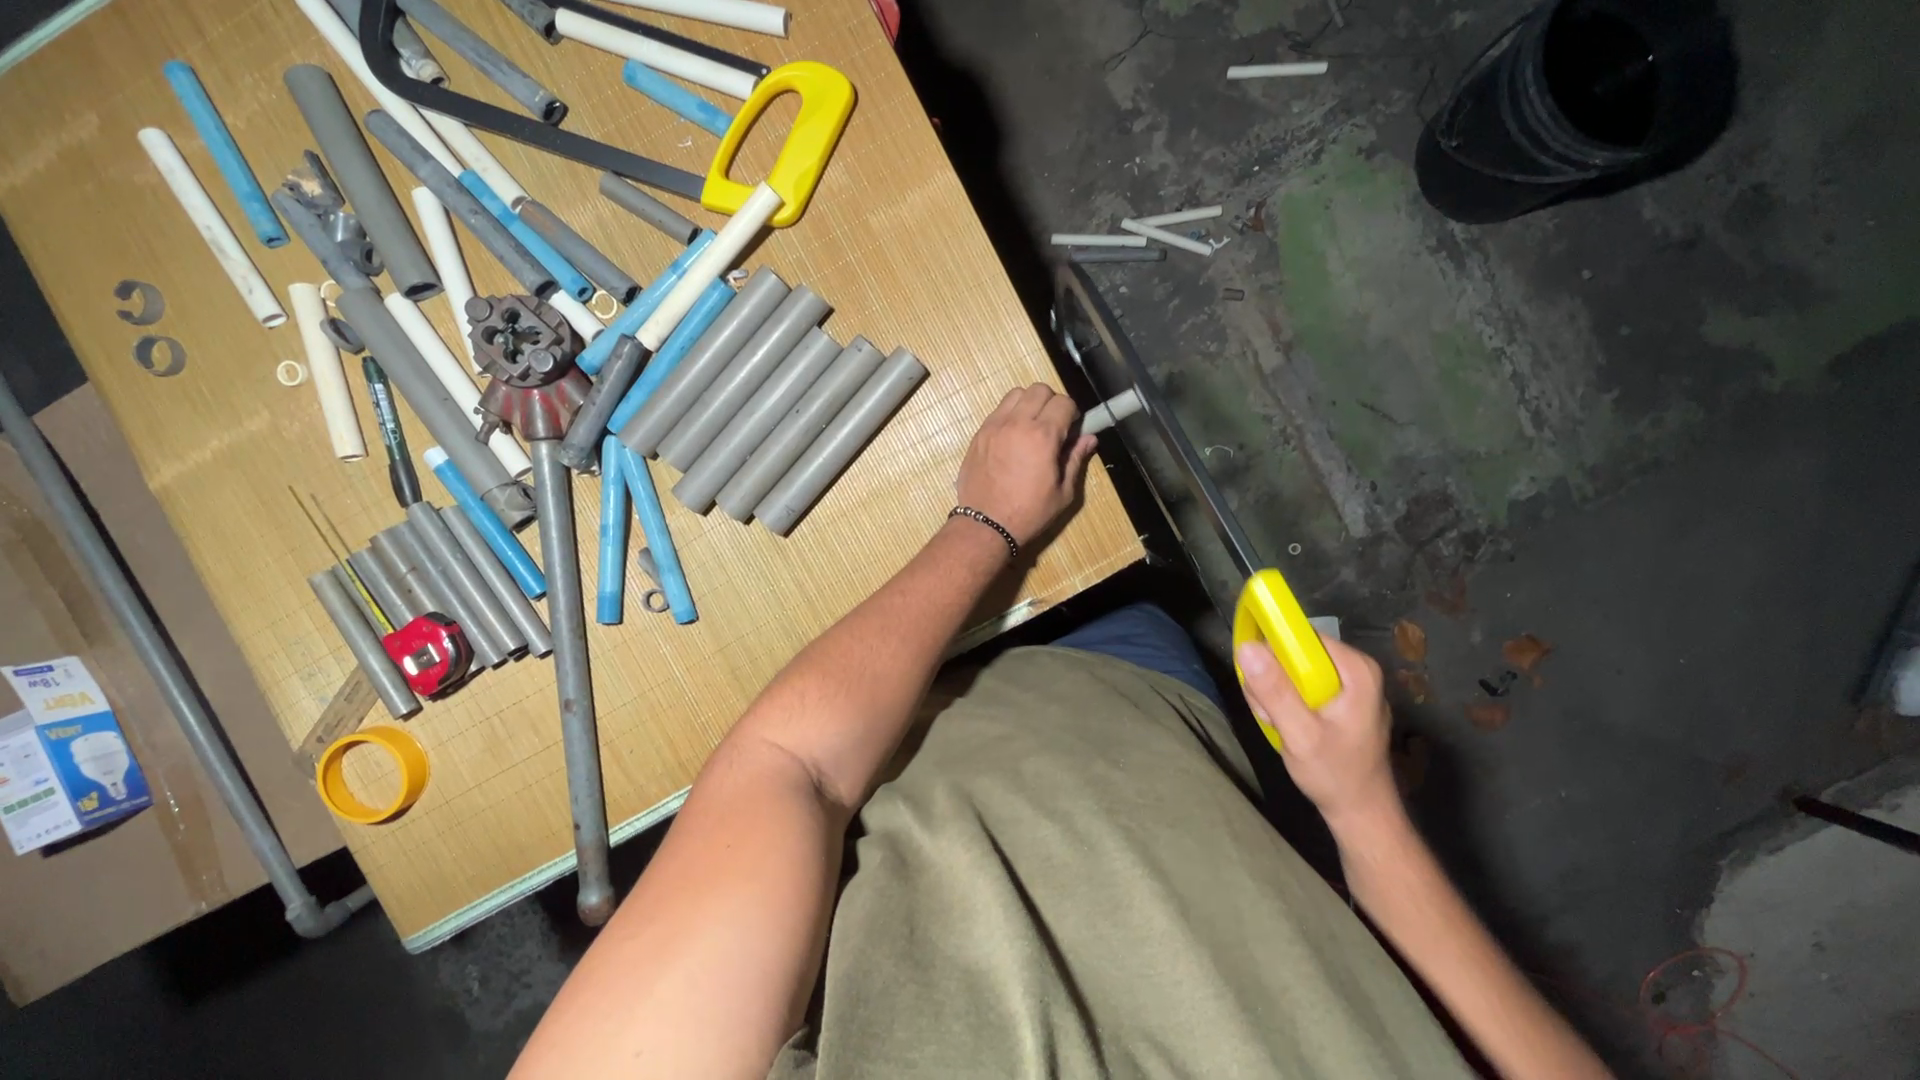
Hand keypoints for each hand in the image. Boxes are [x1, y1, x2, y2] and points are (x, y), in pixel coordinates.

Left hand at [955, 384, 1097, 546]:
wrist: (986, 525)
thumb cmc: (1029, 513)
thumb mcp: (1063, 492)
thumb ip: (1076, 459)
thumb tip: (1089, 438)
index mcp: (1043, 436)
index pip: (1064, 402)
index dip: (1073, 414)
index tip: (1072, 429)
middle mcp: (1017, 423)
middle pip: (1039, 390)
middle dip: (1052, 403)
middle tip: (1053, 425)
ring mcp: (994, 426)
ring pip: (1016, 394)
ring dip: (1029, 403)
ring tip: (1031, 427)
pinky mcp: (979, 434)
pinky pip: (998, 410)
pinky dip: (1010, 415)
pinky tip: (1013, 437)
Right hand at [1237, 635, 1398, 829]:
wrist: (1363, 814)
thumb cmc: (1335, 774)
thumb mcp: (1300, 734)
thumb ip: (1274, 691)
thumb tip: (1247, 647)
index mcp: (1356, 669)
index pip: (1302, 637)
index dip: (1275, 655)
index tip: (1262, 685)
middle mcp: (1357, 670)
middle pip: (1297, 654)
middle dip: (1274, 682)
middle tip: (1273, 716)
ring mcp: (1352, 686)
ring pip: (1296, 672)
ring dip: (1278, 697)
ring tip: (1282, 728)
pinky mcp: (1344, 702)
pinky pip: (1305, 687)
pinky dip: (1290, 705)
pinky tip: (1291, 731)